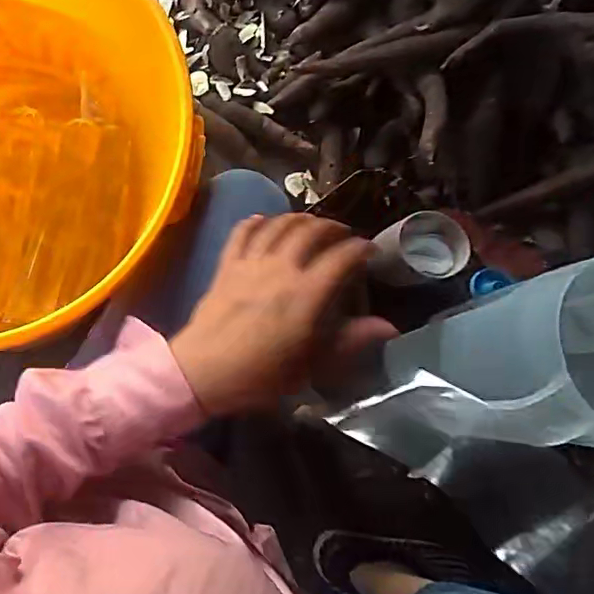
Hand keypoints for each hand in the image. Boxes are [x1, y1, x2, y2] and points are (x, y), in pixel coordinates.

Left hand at [169, 214, 396, 416]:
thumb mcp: (313, 365)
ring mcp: (250, 264)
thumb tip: (388, 326)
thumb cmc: (262, 374)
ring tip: (309, 223)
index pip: (341, 257)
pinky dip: (254, 222)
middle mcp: (280, 269)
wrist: (205, 371)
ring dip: (296, 219)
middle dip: (331, 227)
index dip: (360, 248)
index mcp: (307, 294)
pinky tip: (262, 220)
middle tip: (341, 233)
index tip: (370, 250)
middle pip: (309, 232)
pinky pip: (240, 234)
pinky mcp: (225, 267)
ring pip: (276, 226)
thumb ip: (350, 341)